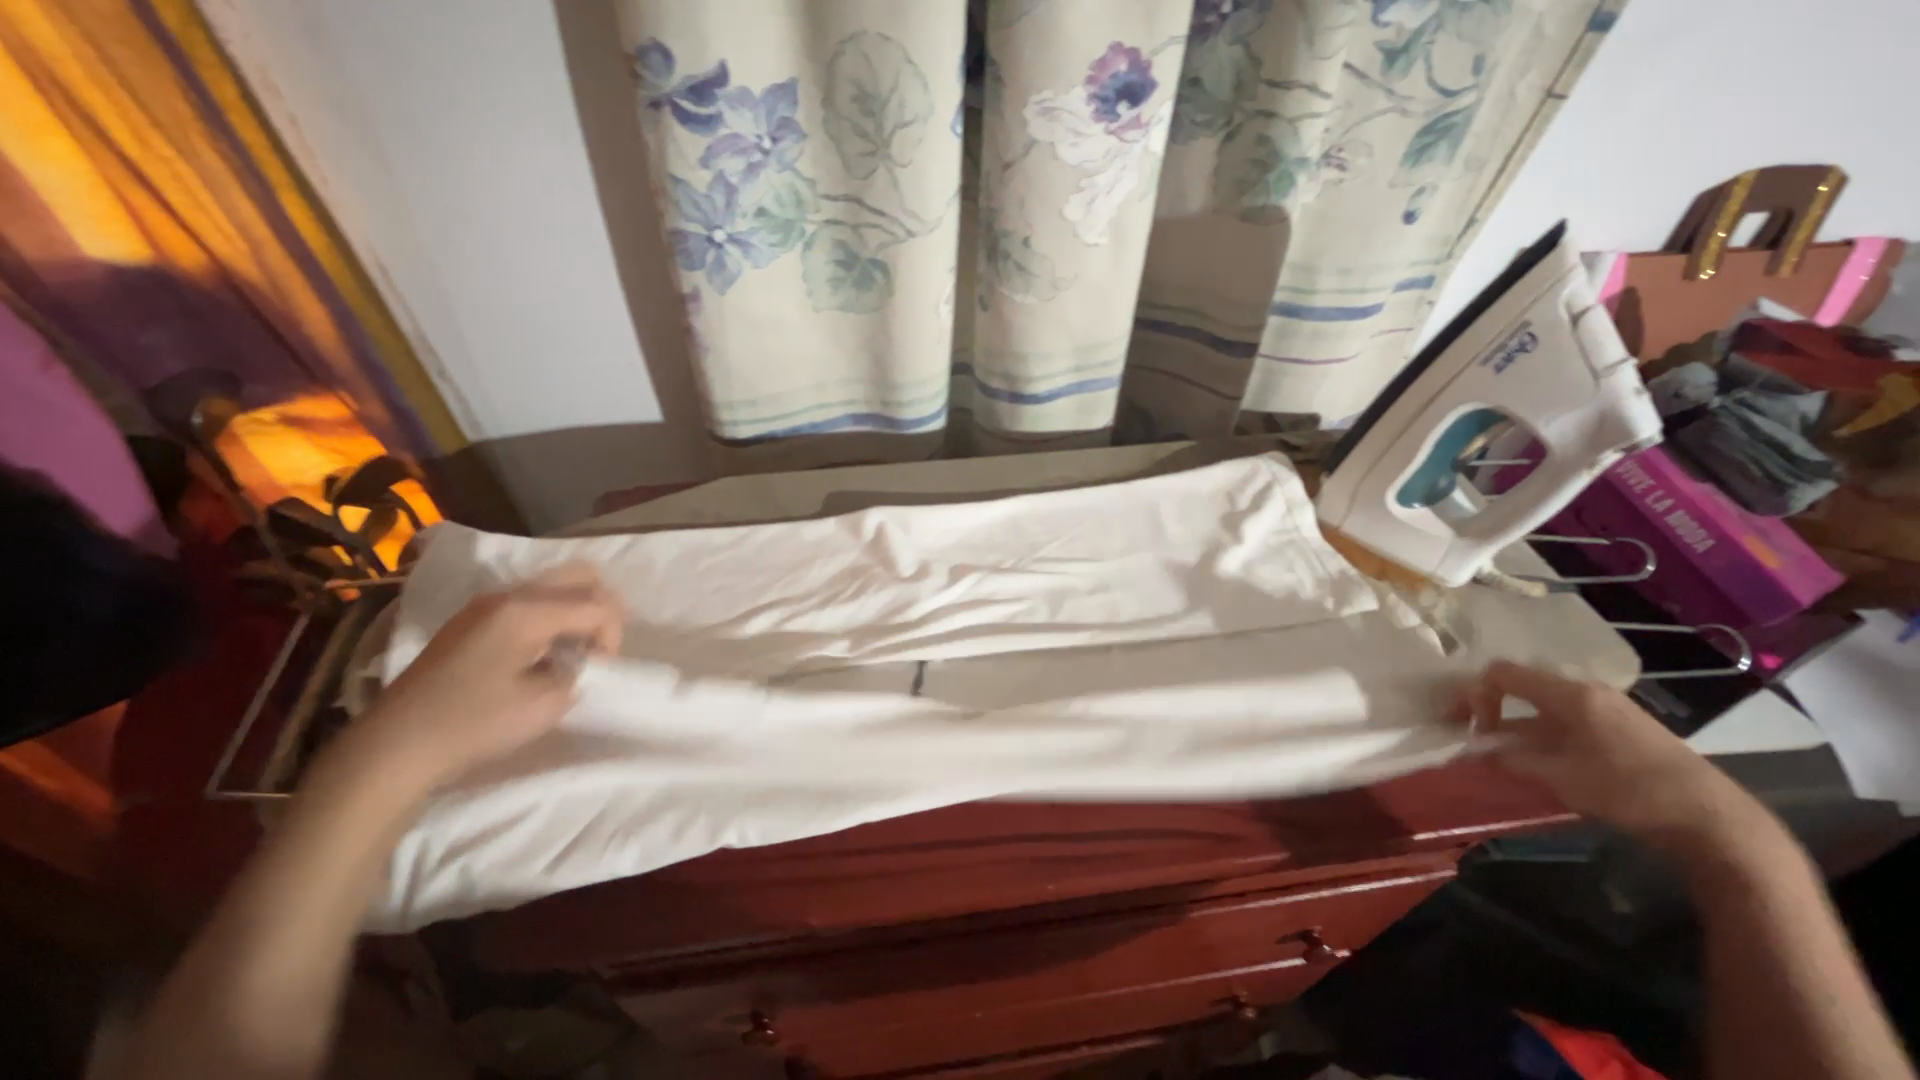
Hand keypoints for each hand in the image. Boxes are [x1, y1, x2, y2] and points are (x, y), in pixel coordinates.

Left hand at [343, 564, 624, 788]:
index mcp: (526, 610)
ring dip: (574, 613)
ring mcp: (484, 605)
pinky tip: (540, 656)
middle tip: (598, 650)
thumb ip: (576, 671)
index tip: (601, 669)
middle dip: (601, 608)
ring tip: (570, 656)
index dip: (612, 634)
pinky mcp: (470, 622)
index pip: (596, 602)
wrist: (395, 744)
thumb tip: (578, 659)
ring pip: (552, 587)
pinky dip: (549, 619)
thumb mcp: (544, 704)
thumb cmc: (474, 723)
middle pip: (577, 576)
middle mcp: (507, 595)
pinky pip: (527, 603)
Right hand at [1458, 660, 1772, 851]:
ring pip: (1543, 705)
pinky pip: (1565, 719)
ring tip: (1499, 752)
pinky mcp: (1619, 728)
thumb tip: (1477, 752)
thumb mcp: (1560, 778)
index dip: (1473, 694)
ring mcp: (1607, 708)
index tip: (1465, 726)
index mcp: (1571, 694)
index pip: (1503, 673)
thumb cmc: (1627, 790)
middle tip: (1470, 733)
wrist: (1707, 816)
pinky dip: (1540, 732)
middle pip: (1522, 685)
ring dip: (1515, 724)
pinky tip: (1537, 759)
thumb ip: (1512, 760)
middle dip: (1490, 706)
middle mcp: (1587, 691)